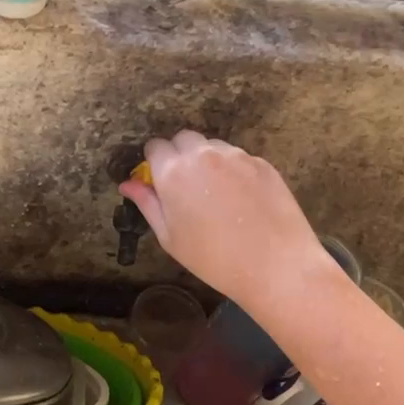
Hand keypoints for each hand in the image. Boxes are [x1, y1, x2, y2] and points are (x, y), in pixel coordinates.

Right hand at [120, 130, 340, 316]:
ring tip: (217, 195)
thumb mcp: (170, 237)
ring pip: (213, 147)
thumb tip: (128, 184)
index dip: (155, 162)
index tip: (161, 182)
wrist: (275, 265)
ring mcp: (236, 156)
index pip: (155, 147)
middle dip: (180, 155)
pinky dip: (234, 170)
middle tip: (187, 187)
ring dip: (208, 161)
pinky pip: (239, 158)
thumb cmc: (213, 259)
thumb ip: (147, 204)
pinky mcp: (262, 163)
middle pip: (184, 139)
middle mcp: (203, 155)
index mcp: (173, 172)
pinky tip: (242, 200)